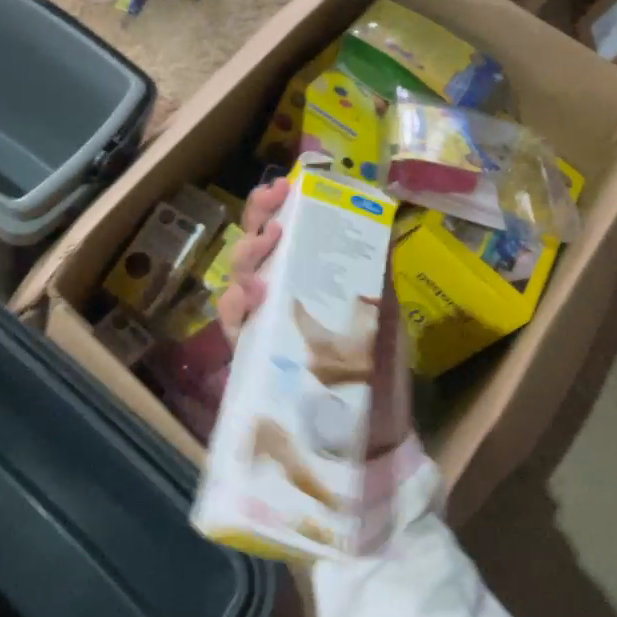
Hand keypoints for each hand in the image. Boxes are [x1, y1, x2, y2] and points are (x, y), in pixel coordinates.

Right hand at [215, 177, 413, 460]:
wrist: (373, 430)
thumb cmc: (379, 365)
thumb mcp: (384, 307)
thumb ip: (375, 265)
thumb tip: (379, 210)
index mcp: (307, 274)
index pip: (282, 229)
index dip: (277, 204)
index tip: (285, 186)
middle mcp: (278, 292)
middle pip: (254, 245)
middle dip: (257, 219)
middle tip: (272, 207)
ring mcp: (261, 322)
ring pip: (237, 277)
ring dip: (246, 256)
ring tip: (266, 246)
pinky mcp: (252, 353)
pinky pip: (231, 323)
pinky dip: (235, 305)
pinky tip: (251, 297)